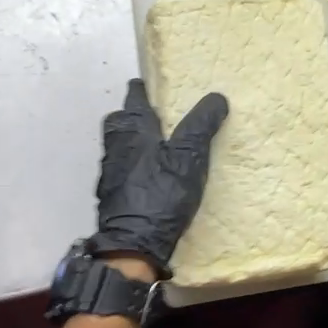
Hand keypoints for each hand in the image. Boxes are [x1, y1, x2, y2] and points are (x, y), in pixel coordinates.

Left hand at [86, 80, 228, 275]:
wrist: (133, 244)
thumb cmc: (162, 194)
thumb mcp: (189, 157)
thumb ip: (201, 126)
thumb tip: (216, 96)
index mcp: (134, 131)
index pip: (135, 100)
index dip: (141, 90)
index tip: (148, 84)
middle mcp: (117, 146)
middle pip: (119, 121)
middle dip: (131, 114)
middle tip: (152, 115)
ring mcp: (110, 172)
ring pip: (118, 145)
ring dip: (132, 140)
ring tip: (154, 144)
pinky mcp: (111, 194)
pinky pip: (121, 168)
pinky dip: (132, 164)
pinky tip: (147, 176)